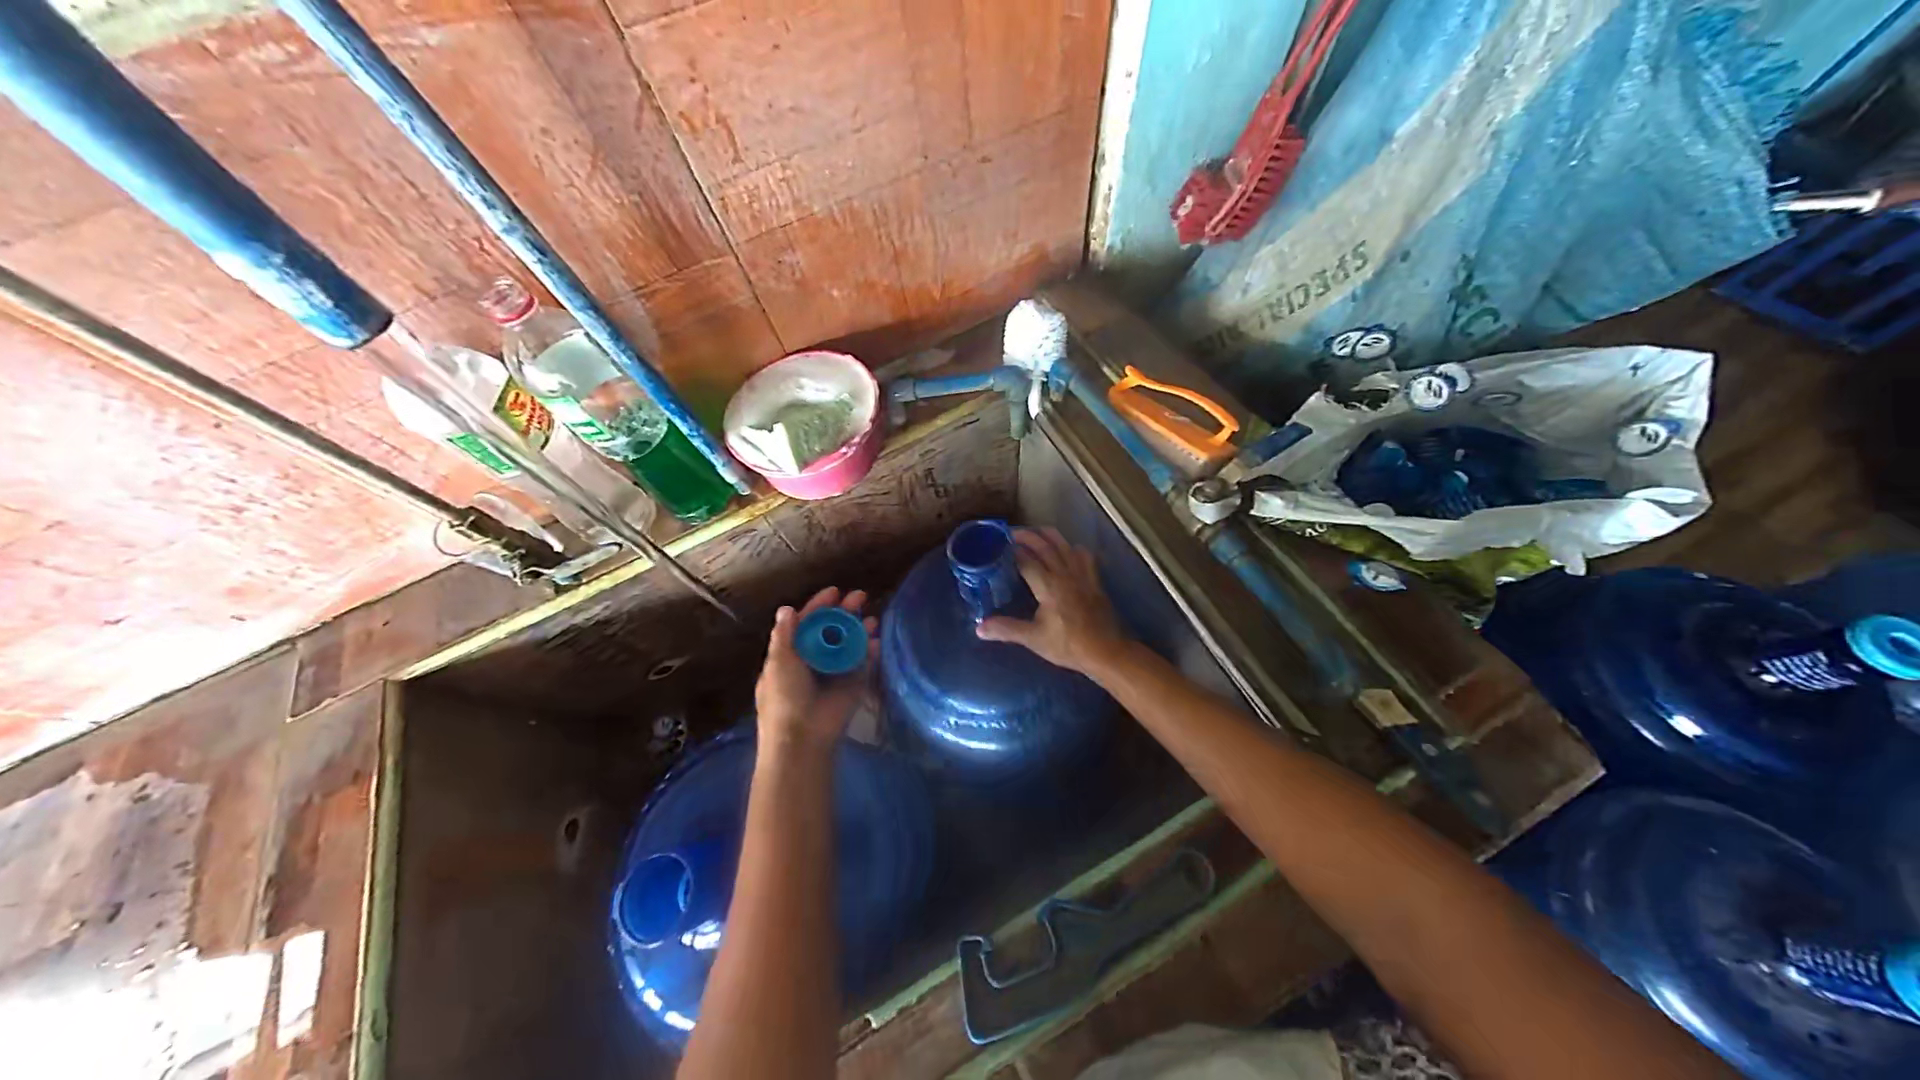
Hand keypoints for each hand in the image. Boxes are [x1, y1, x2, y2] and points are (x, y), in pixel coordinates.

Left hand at [755, 587, 877, 753]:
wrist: (803, 738)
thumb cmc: (784, 697)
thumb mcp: (778, 662)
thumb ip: (784, 635)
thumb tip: (787, 608)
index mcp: (791, 655)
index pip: (806, 624)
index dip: (819, 607)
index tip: (834, 591)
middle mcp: (815, 661)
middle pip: (832, 630)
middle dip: (845, 613)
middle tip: (860, 596)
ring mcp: (836, 673)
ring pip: (851, 644)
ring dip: (860, 629)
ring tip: (872, 616)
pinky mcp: (854, 686)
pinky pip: (865, 663)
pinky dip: (871, 650)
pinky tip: (876, 638)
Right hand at [975, 527, 1131, 676]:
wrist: (1105, 651)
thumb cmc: (1068, 645)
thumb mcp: (1033, 639)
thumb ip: (1006, 629)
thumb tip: (979, 628)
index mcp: (1048, 585)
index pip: (1027, 560)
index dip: (1013, 551)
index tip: (1001, 546)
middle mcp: (1065, 574)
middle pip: (1045, 546)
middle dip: (1028, 536)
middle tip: (1013, 533)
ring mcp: (1082, 575)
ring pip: (1065, 546)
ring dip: (1049, 536)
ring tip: (1037, 532)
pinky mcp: (1094, 581)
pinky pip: (1084, 556)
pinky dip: (1074, 548)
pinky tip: (1069, 549)